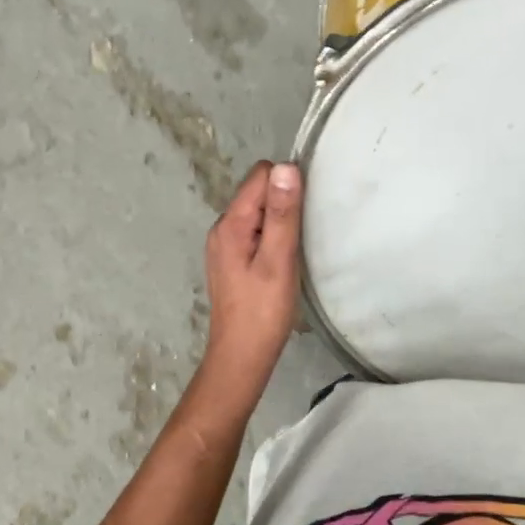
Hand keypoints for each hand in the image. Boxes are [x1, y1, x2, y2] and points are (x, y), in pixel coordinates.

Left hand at [203, 160, 302, 371]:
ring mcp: (224, 244)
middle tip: (298, 239)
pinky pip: (254, 230)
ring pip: (257, 211)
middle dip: (283, 204)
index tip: (302, 216)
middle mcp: (222, 227)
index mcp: (231, 223)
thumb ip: (282, 213)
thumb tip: (285, 167)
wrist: (241, 357)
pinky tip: (280, 263)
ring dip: (278, 222)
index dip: (287, 186)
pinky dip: (271, 237)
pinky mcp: (231, 258)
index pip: (261, 175)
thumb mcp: (278, 259)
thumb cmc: (263, 311)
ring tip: (291, 252)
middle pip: (258, 190)